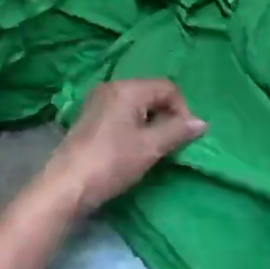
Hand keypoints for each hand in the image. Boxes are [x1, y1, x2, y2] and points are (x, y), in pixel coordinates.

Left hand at [41, 79, 206, 216]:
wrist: (68, 182)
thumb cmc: (112, 161)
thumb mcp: (150, 147)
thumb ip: (176, 131)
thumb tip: (201, 122)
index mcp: (127, 88)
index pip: (166, 87)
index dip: (181, 109)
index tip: (184, 136)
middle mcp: (111, 86)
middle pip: (149, 91)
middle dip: (165, 114)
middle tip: (169, 143)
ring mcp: (97, 99)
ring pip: (135, 102)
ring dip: (149, 120)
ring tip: (152, 147)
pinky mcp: (89, 114)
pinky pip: (120, 110)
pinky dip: (132, 122)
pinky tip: (131, 145)